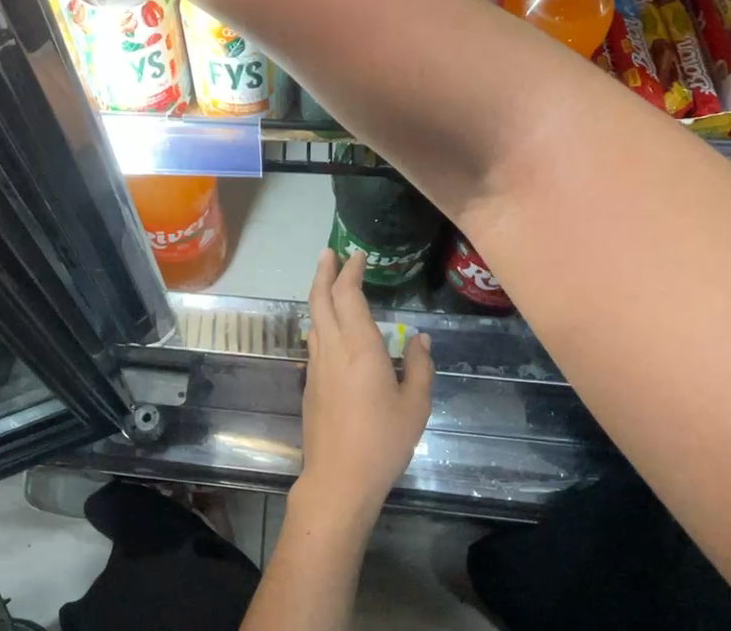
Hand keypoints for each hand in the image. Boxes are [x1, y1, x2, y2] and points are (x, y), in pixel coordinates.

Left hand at [297, 249, 434, 521]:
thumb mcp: (415, 405)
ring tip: (330, 280)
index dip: (351, 270)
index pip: (347, 294)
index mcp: (359, 346)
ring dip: (319, 292)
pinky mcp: (310, 382)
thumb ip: (420, 366)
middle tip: (331, 252)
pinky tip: (331, 324)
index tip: (358, 254)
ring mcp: (316, 364)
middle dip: (324, 271)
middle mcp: (332, 347)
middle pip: (320, 297)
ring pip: (313, 317)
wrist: (338, 478)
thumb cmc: (383, 441)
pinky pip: (314, 338)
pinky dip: (320, 318)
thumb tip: (419, 337)